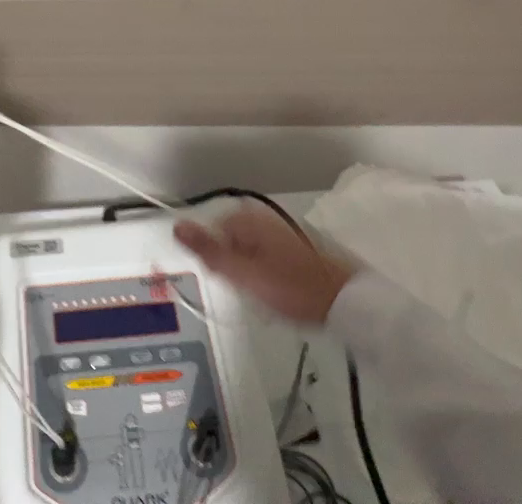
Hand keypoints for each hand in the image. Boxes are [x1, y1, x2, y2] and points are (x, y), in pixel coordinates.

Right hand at [174, 204, 358, 324]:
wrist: (345, 303)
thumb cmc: (292, 289)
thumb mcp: (242, 274)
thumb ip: (207, 250)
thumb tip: (177, 226)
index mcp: (248, 218)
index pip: (210, 231)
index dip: (213, 257)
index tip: (224, 277)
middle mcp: (263, 218)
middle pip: (228, 241)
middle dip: (230, 265)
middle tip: (244, 288)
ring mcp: (279, 232)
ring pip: (245, 252)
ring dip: (247, 273)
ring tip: (262, 294)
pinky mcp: (292, 247)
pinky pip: (263, 259)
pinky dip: (264, 274)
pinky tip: (276, 292)